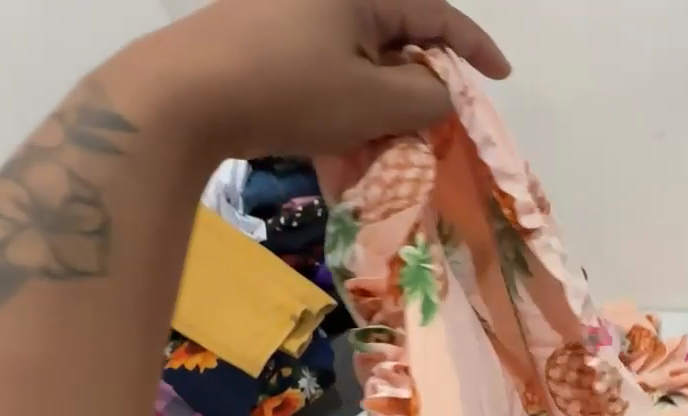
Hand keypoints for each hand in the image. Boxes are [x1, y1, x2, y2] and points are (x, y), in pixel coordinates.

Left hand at [105, 0, 509, 159]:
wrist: (185, 97)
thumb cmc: (290, 92)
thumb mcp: (377, 102)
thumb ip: (430, 97)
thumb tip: (444, 93)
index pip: (435, 13)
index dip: (475, 47)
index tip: (502, 75)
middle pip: (400, 30)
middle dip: (429, 73)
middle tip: (447, 116)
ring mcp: (293, 7)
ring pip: (368, 49)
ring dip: (392, 90)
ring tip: (400, 131)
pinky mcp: (270, 30)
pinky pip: (335, 57)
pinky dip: (357, 89)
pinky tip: (356, 125)